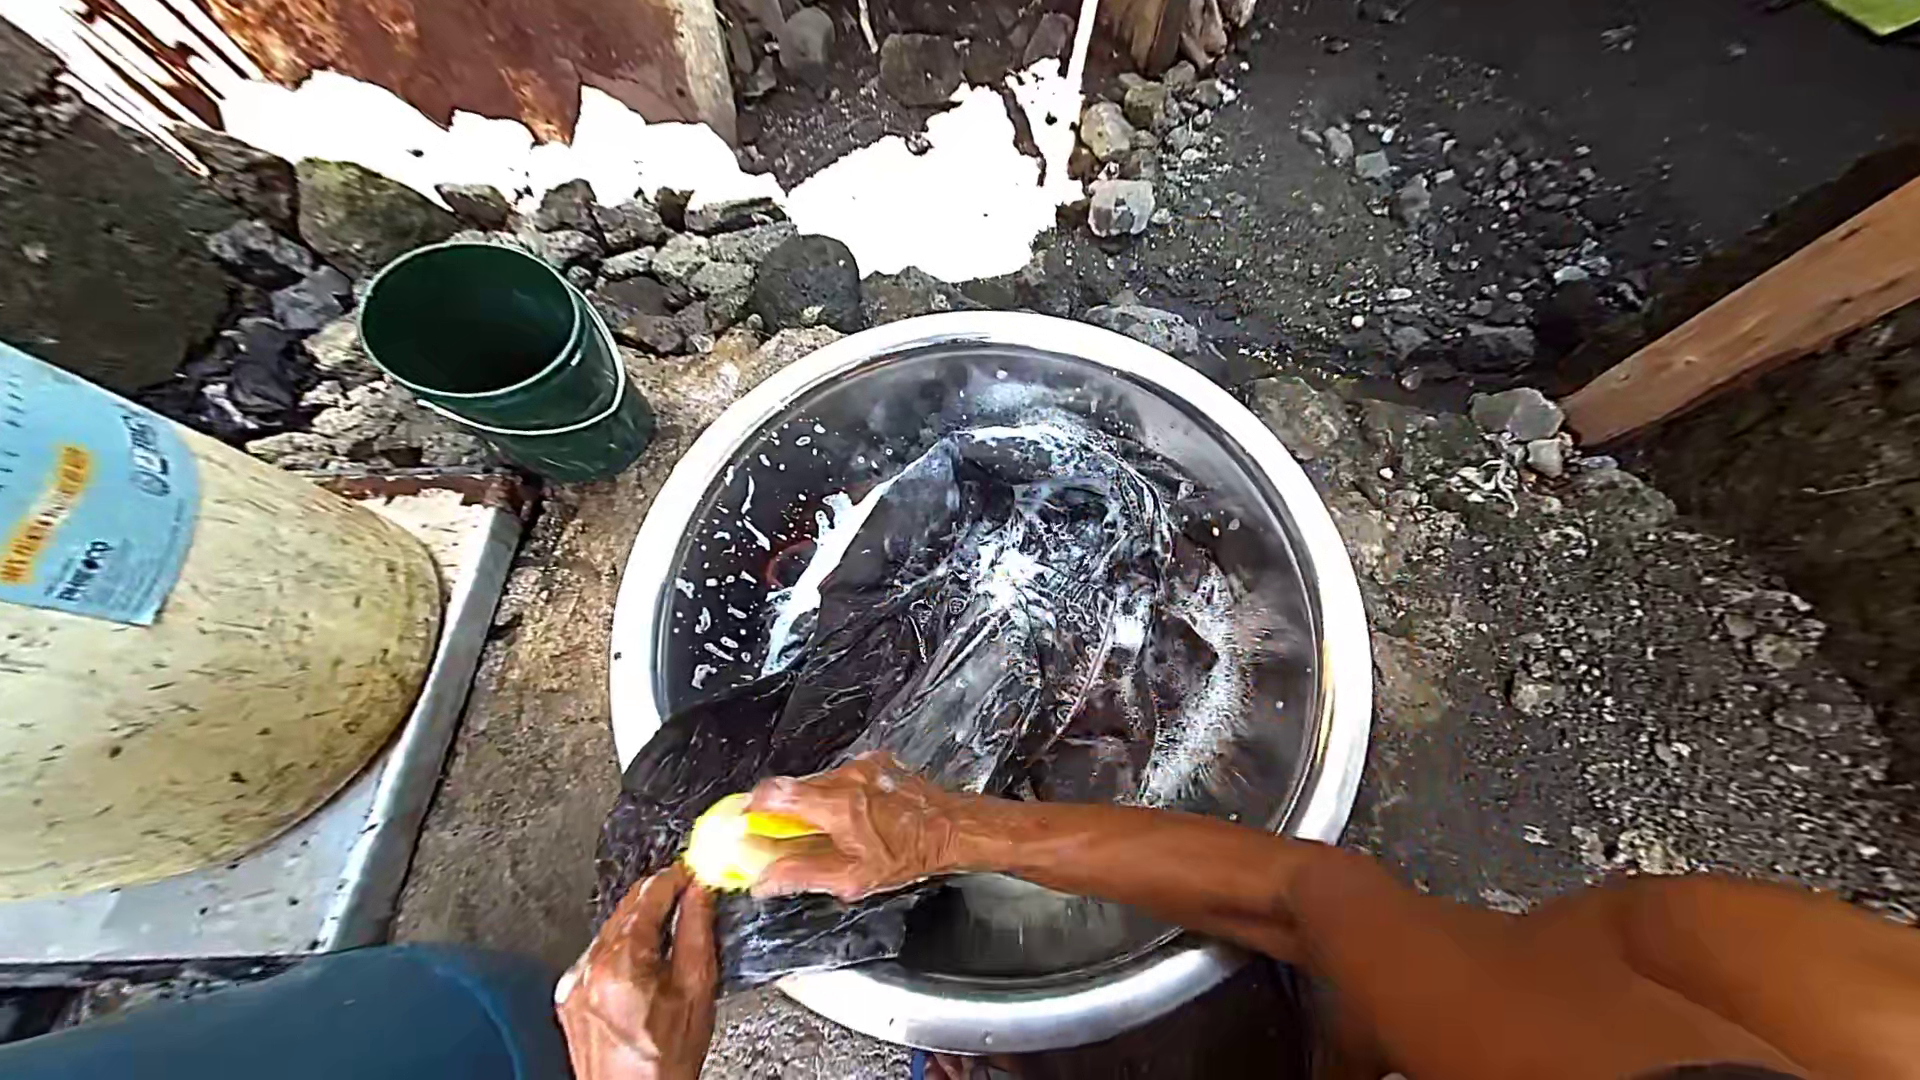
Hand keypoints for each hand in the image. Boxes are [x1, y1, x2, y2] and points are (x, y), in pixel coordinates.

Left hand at [556, 863, 716, 1079]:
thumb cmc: (666, 1059)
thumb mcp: (698, 985)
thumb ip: (698, 927)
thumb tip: (700, 888)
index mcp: (620, 962)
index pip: (650, 893)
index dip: (678, 877)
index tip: (696, 872)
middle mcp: (588, 968)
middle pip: (629, 905)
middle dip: (662, 895)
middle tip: (692, 894)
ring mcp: (574, 983)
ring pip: (615, 925)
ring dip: (645, 918)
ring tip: (676, 928)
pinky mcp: (570, 997)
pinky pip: (603, 950)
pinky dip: (628, 943)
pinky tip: (650, 957)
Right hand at [746, 752, 966, 900]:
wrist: (947, 826)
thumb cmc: (905, 856)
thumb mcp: (852, 879)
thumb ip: (802, 874)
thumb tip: (762, 879)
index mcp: (838, 806)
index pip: (778, 793)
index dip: (752, 805)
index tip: (742, 820)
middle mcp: (848, 777)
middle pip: (795, 786)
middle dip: (782, 809)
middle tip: (779, 833)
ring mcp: (862, 764)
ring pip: (818, 780)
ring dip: (811, 802)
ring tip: (825, 827)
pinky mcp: (874, 759)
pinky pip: (841, 774)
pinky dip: (835, 792)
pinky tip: (850, 812)